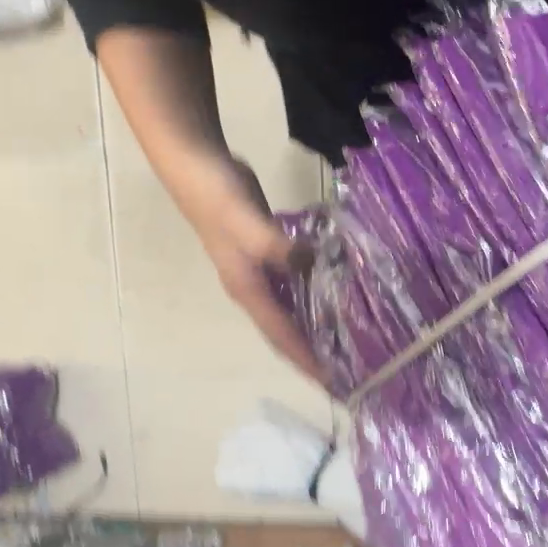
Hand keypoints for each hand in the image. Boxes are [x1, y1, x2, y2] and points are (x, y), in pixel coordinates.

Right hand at [92, 28, 325, 384]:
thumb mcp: (249, 225)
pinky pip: (297, 283)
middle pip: (287, 332)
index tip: (334, 384)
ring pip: (293, 309)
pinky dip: (316, 294)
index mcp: (248, 290)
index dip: (307, 360)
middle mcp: (254, 289)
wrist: (196, 162)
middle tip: (351, 370)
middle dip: (314, 353)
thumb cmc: (219, 197)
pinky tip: (340, 294)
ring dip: (317, 327)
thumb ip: (281, 249)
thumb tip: (317, 267)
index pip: (282, 336)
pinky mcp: (269, 252)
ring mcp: (260, 271)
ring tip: (351, 342)